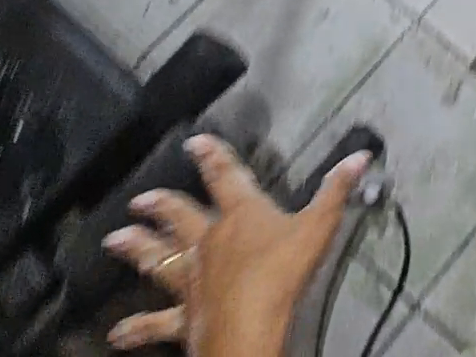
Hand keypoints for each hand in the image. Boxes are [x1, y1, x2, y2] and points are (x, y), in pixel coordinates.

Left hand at [101, 135, 369, 355]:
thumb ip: (338, 189)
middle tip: (139, 200)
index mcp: (242, 215)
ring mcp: (192, 279)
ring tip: (114, 240)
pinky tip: (117, 334)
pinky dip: (138, 328)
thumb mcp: (321, 223)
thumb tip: (361, 155)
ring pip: (158, 261)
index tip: (194, 142)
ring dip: (138, 250)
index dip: (212, 158)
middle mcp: (210, 242)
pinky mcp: (184, 314)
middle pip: (182, 219)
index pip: (226, 178)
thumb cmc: (285, 267)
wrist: (249, 322)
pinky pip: (158, 321)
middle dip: (163, 206)